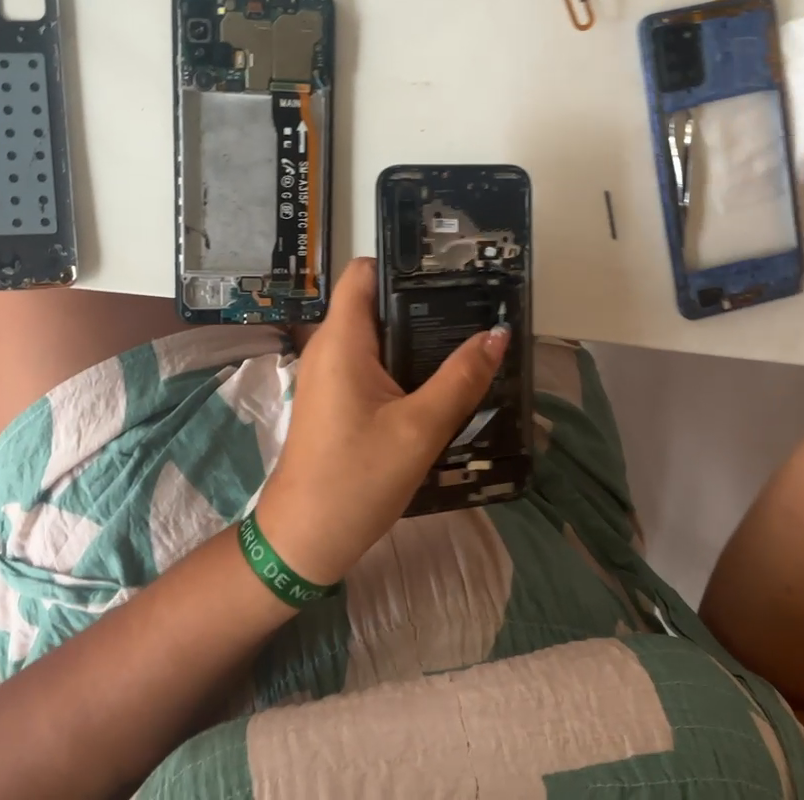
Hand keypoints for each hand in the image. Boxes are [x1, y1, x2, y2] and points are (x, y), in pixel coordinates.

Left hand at [254, 258, 507, 585]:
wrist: (305, 539)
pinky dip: (406, 364)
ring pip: (379, 337)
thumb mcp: (419, 429)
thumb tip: (498, 334)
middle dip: (424, 300)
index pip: (364, 272)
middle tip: (478, 303)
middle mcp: (331, 348)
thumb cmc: (356, 479)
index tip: (452, 268)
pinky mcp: (337, 400)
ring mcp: (331, 375)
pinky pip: (373, 365)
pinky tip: (442, 379)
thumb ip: (460, 379)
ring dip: (419, 336)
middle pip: (377, 302)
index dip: (405, 262)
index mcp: (342, 340)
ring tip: (470, 336)